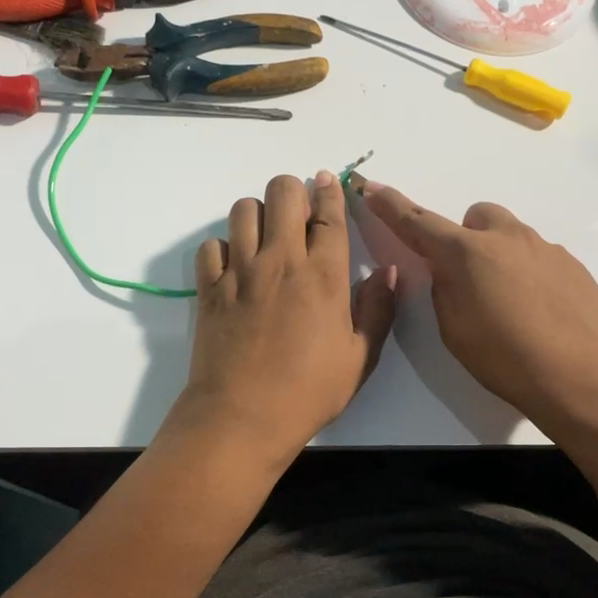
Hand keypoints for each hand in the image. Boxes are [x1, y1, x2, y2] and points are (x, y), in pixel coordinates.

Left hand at [163, 171, 396, 463]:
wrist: (242, 417)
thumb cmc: (309, 392)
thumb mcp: (360, 358)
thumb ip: (378, 310)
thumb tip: (389, 271)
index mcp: (324, 275)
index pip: (329, 213)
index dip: (331, 190)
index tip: (330, 181)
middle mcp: (280, 260)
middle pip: (283, 192)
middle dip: (294, 193)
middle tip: (298, 217)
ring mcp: (240, 271)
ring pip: (243, 208)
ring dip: (258, 215)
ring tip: (265, 239)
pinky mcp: (209, 289)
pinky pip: (211, 245)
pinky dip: (223, 248)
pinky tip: (234, 269)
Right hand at [359, 180, 597, 432]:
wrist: (586, 377)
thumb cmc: (507, 360)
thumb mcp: (455, 331)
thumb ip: (445, 291)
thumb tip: (451, 273)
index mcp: (467, 253)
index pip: (418, 222)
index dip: (390, 206)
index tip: (371, 187)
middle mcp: (507, 238)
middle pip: (476, 218)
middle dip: (465, 239)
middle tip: (466, 281)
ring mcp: (545, 248)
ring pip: (511, 239)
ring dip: (499, 260)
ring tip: (509, 310)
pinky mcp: (573, 266)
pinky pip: (538, 259)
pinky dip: (529, 278)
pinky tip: (539, 316)